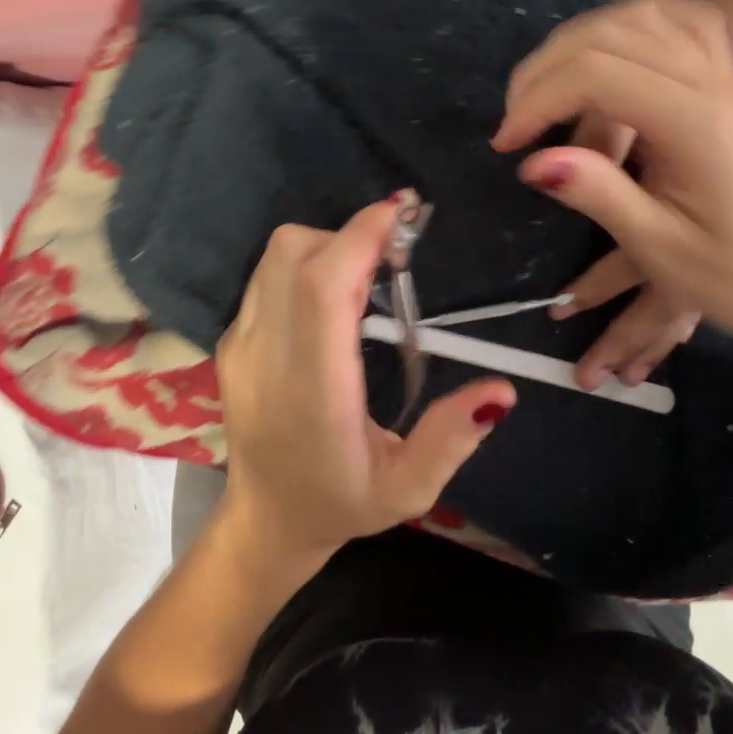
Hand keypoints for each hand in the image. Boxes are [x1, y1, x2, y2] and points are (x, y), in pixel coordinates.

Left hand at [215, 198, 516, 559]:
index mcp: (311, 392)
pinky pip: (266, 277)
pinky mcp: (231, 342)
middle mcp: (265, 356)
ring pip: (275, 257)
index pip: (323, 287)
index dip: (360, 238)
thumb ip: (450, 439)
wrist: (264, 520)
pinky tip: (333, 303)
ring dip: (326, 249)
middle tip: (395, 258)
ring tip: (368, 279)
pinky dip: (303, 268)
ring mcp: (239, 345)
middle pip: (293, 253)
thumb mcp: (407, 490)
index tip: (402, 213)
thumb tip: (501, 389)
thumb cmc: (339, 503)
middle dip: (349, 236)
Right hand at [491, 0, 732, 355]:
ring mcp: (722, 78)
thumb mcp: (662, 251)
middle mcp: (710, 84)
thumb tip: (533, 160)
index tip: (504, 145)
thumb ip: (599, 196)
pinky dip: (630, 24)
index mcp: (695, 124)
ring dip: (577, 43)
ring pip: (637, 19)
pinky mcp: (725, 84)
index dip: (538, 100)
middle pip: (608, 36)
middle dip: (544, 71)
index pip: (597, 75)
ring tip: (545, 91)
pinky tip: (608, 51)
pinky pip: (677, 23)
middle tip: (513, 123)